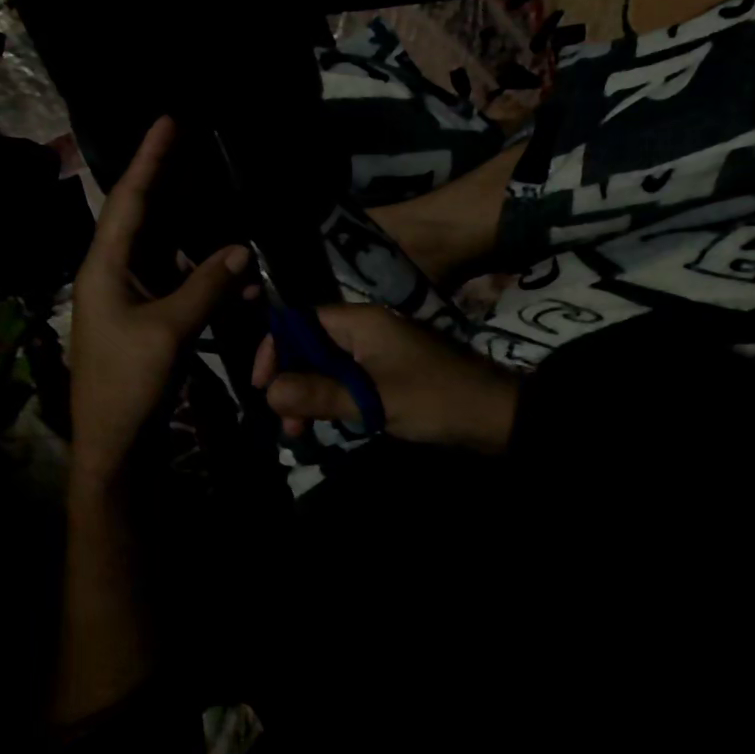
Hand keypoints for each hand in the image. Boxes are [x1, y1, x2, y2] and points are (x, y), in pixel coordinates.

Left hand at [70, 116, 249, 487]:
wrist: (117, 443)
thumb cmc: (128, 383)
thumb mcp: (169, 331)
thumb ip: (206, 286)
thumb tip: (242, 249)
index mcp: (106, 266)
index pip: (129, 199)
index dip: (150, 159)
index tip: (169, 121)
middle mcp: (119, 271)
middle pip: (151, 217)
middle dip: (177, 185)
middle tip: (205, 150)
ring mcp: (137, 295)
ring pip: (176, 252)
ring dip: (208, 244)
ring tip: (240, 226)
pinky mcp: (155, 317)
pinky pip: (187, 284)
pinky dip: (214, 280)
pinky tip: (244, 283)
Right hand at [252, 304, 519, 453]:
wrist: (492, 414)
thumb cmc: (433, 398)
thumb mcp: (373, 399)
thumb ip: (320, 393)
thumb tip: (268, 392)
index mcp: (361, 321)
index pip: (301, 320)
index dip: (276, 348)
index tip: (262, 385)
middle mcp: (365, 329)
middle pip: (311, 345)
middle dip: (291, 379)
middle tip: (285, 423)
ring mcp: (378, 352)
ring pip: (328, 366)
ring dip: (309, 394)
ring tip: (301, 433)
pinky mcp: (388, 373)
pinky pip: (348, 380)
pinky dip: (332, 400)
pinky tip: (325, 425)